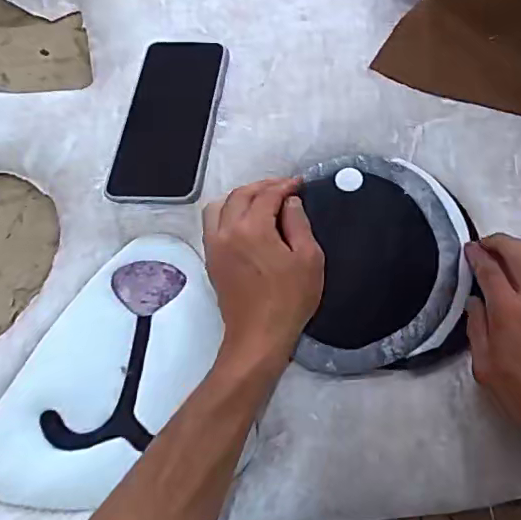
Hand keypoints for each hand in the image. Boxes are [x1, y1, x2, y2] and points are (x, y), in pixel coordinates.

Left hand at [201, 178, 323, 375]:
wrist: (259, 336)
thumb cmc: (290, 297)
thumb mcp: (309, 257)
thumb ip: (299, 223)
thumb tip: (290, 203)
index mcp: (251, 229)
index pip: (267, 195)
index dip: (285, 185)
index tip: (300, 184)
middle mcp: (226, 233)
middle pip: (240, 195)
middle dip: (263, 187)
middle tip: (285, 188)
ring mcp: (214, 247)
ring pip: (219, 206)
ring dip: (241, 197)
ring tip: (263, 200)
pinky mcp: (211, 260)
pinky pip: (213, 223)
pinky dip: (229, 212)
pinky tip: (248, 220)